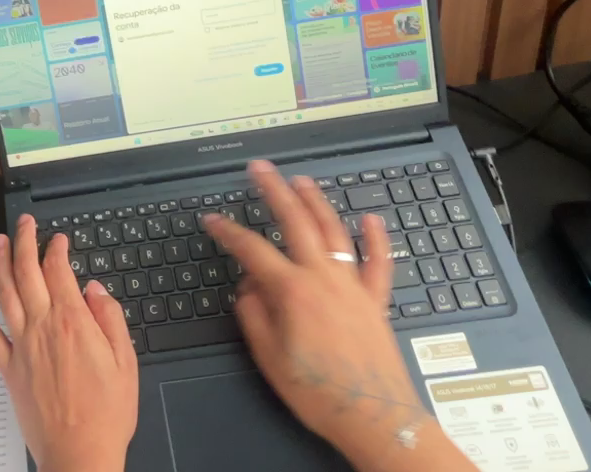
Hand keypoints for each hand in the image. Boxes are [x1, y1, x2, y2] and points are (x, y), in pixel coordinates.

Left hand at [0, 215, 138, 471]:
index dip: (56, 247)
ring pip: (5, 293)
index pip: (58, 270)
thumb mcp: (126, 361)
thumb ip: (110, 317)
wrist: (80, 455)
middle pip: (27, 271)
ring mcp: (22, 346)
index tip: (58, 237)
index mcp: (74, 322)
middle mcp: (43, 327)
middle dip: (24, 241)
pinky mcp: (9, 367)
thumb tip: (94, 288)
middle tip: (24, 223)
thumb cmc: (106, 413)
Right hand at [207, 162, 474, 471]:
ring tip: (300, 181)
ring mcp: (352, 286)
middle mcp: (323, 278)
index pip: (252, 249)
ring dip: (315, 201)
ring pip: (333, 231)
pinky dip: (375, 239)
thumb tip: (247, 286)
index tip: (212, 219)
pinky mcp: (376, 301)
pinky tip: (370, 218)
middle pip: (295, 221)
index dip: (228, 231)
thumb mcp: (270, 359)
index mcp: (293, 291)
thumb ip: (253, 315)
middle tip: (260, 169)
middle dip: (274, 190)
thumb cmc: (320, 394)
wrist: (377, 421)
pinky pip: (378, 263)